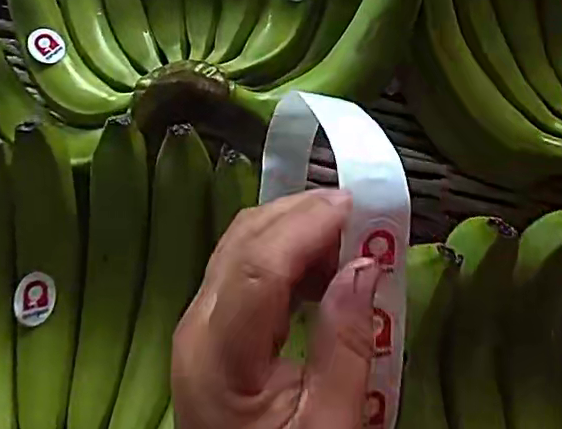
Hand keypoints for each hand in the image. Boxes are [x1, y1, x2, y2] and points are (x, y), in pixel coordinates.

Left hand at [173, 190, 381, 428]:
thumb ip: (346, 346)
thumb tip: (365, 264)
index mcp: (216, 357)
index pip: (256, 265)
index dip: (304, 224)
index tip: (352, 203)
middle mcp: (196, 325)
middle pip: (243, 243)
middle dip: (300, 213)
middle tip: (356, 210)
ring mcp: (198, 322)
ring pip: (241, 245)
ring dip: (292, 228)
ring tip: (346, 235)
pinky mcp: (210, 326)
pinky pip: (243, 267)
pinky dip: (283, 252)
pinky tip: (320, 264)